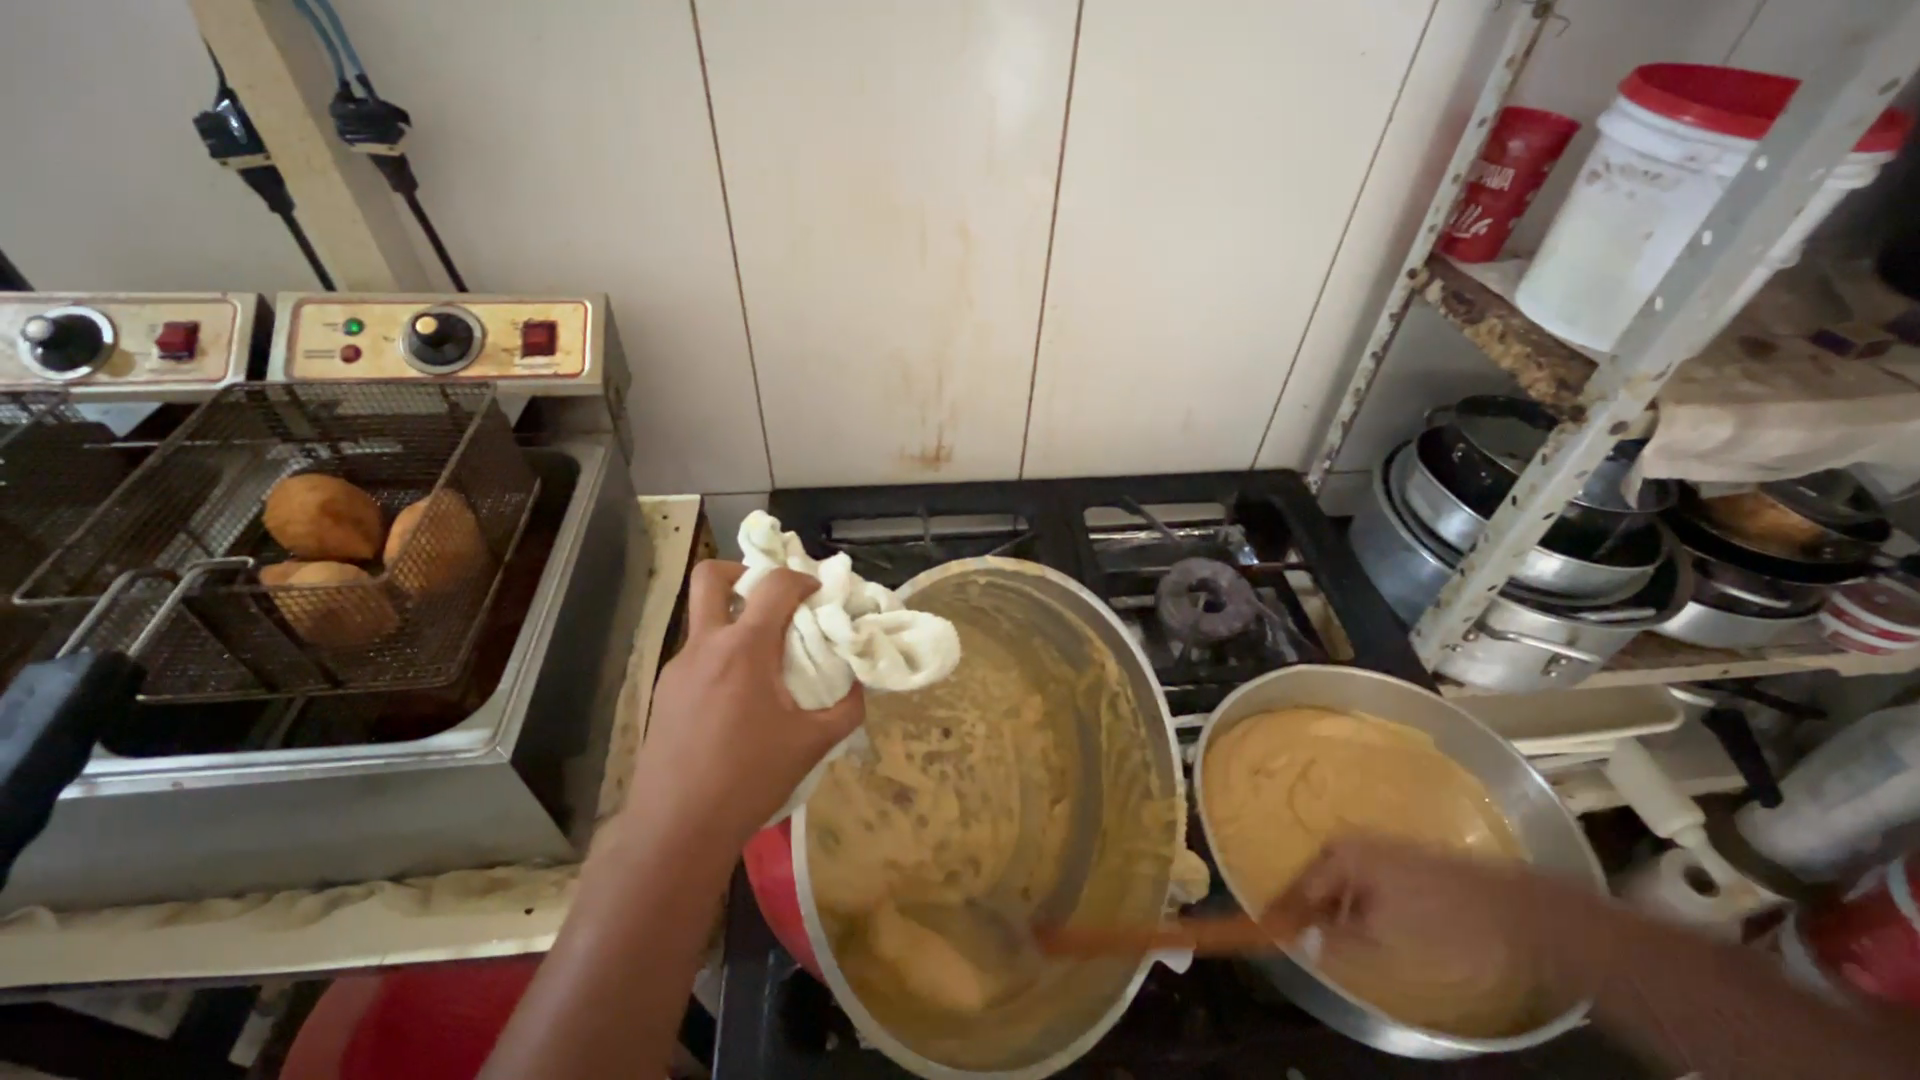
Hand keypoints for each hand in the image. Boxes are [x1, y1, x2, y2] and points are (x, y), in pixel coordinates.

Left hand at [630, 560, 864, 843]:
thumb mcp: (812, 744)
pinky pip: (697, 656)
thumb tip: (857, 685)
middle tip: (772, 598)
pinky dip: (722, 657)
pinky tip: (739, 698)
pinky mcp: (665, 694)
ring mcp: (678, 669)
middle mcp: (705, 646)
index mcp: (744, 649)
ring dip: (734, 620)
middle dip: (742, 571)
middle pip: (710, 577)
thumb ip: (845, 708)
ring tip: (764, 658)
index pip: (773, 584)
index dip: (802, 579)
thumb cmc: (750, 779)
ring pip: (703, 620)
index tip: (820, 594)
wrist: (678, 826)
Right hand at [1281, 837, 1585, 993]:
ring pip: (1343, 882)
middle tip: (1302, 943)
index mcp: (1341, 856)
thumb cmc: (1444, 928)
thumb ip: (1330, 942)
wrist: (1520, 914)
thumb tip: (1296, 940)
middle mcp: (1356, 842)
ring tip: (1335, 939)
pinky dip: (1358, 902)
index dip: (1279, 917)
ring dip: (1335, 908)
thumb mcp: (1380, 946)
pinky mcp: (1407, 858)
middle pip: (1316, 881)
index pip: (1295, 888)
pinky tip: (1370, 926)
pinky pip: (1366, 880)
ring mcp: (1384, 847)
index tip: (1265, 938)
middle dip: (1307, 911)